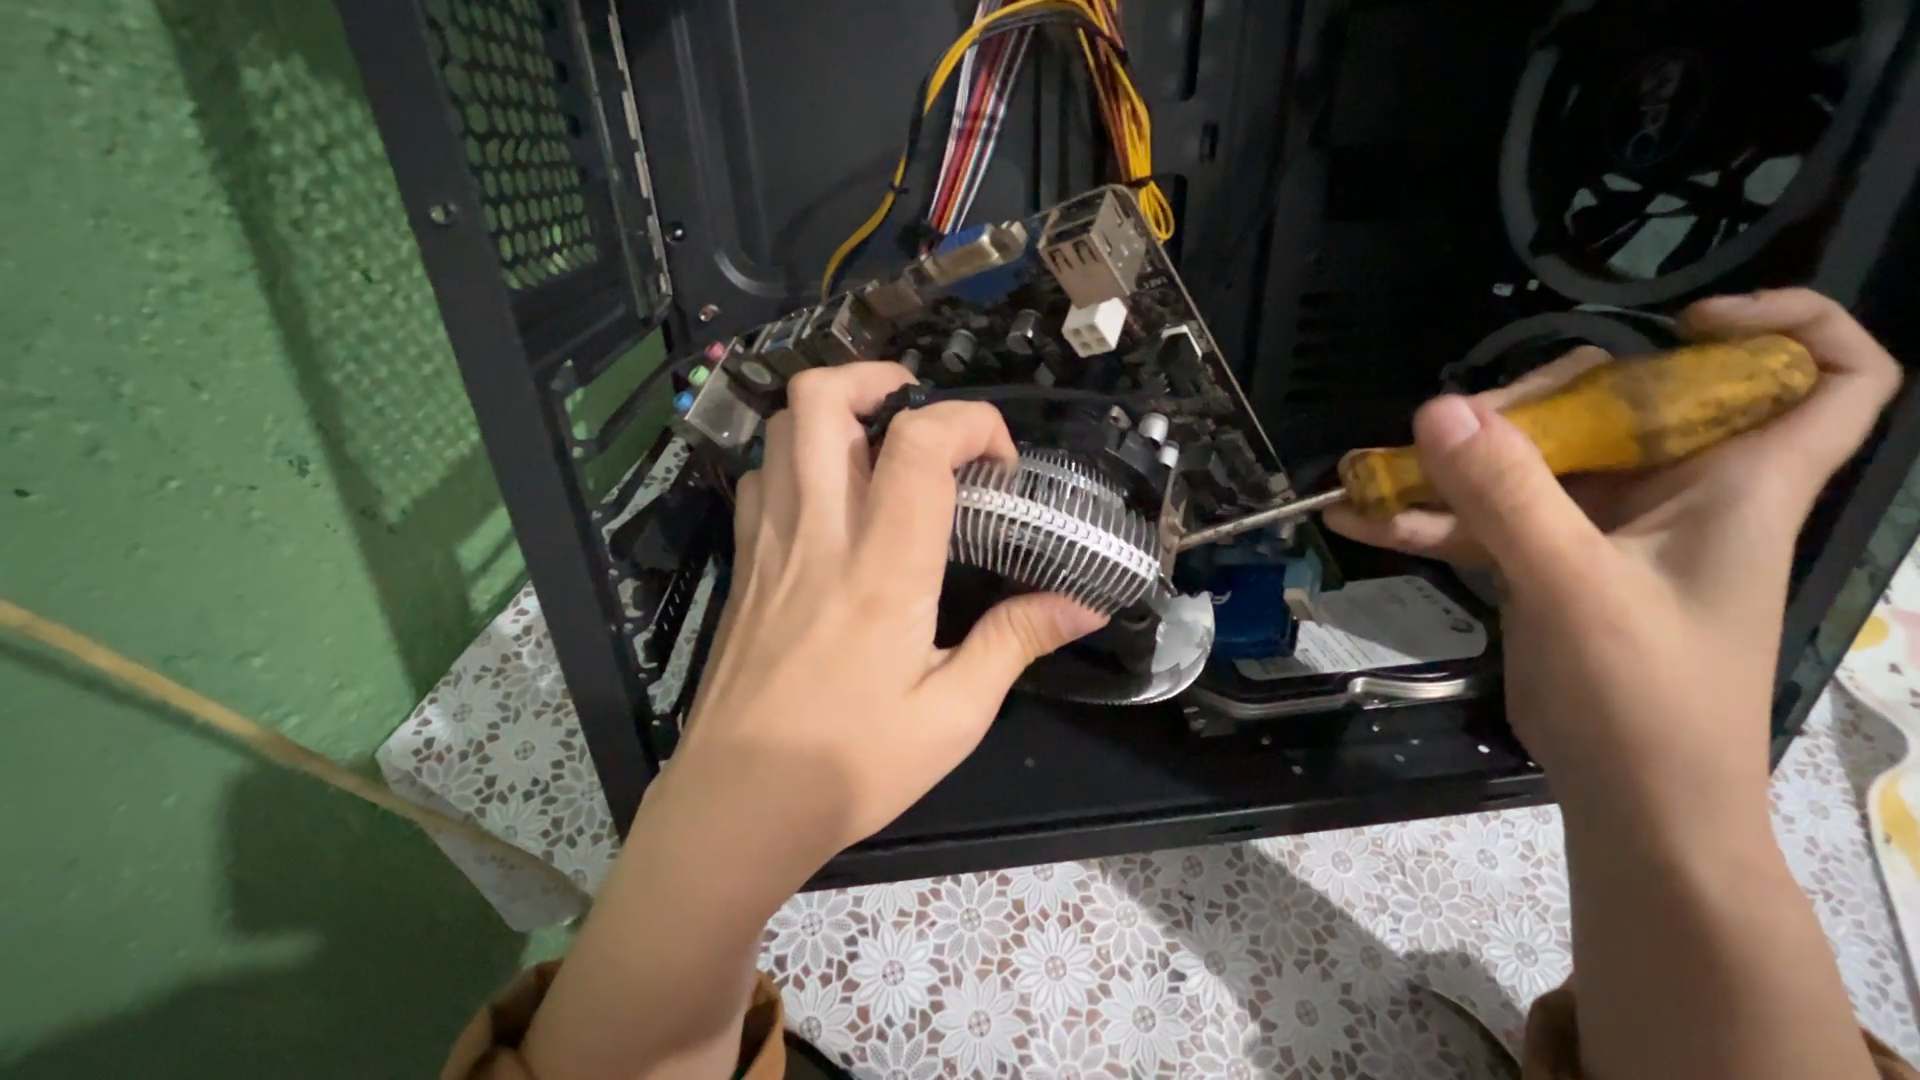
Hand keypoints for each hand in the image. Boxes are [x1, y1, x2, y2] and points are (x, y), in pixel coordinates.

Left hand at [666, 362, 1106, 858]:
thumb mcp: (954, 716)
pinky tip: (828, 497)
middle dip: (877, 379)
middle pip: (821, 400)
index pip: (920, 442)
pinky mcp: (743, 565)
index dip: (970, 422)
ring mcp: (769, 544)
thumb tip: (1082, 602)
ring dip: (832, 411)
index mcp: (884, 566)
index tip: (1001, 463)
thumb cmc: (852, 765)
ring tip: (878, 442)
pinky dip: (795, 459)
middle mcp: (819, 533)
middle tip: (922, 411)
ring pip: (780, 429)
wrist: (739, 804)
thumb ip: (1014, 641)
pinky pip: (758, 479)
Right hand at [1324, 289, 1900, 812]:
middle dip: (1534, 401)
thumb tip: (1436, 408)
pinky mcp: (1553, 566)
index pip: (1830, 377)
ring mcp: (1607, 531)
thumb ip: (1507, 496)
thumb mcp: (1575, 587)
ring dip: (1454, 465)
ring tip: (1372, 472)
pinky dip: (1430, 518)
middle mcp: (1677, 494)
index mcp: (1736, 485)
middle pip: (1625, 402)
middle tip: (1456, 427)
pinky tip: (1361, 519)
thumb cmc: (1647, 698)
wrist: (1633, 803)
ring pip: (1538, 462)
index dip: (1782, 326)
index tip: (1682, 322)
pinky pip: (1490, 518)